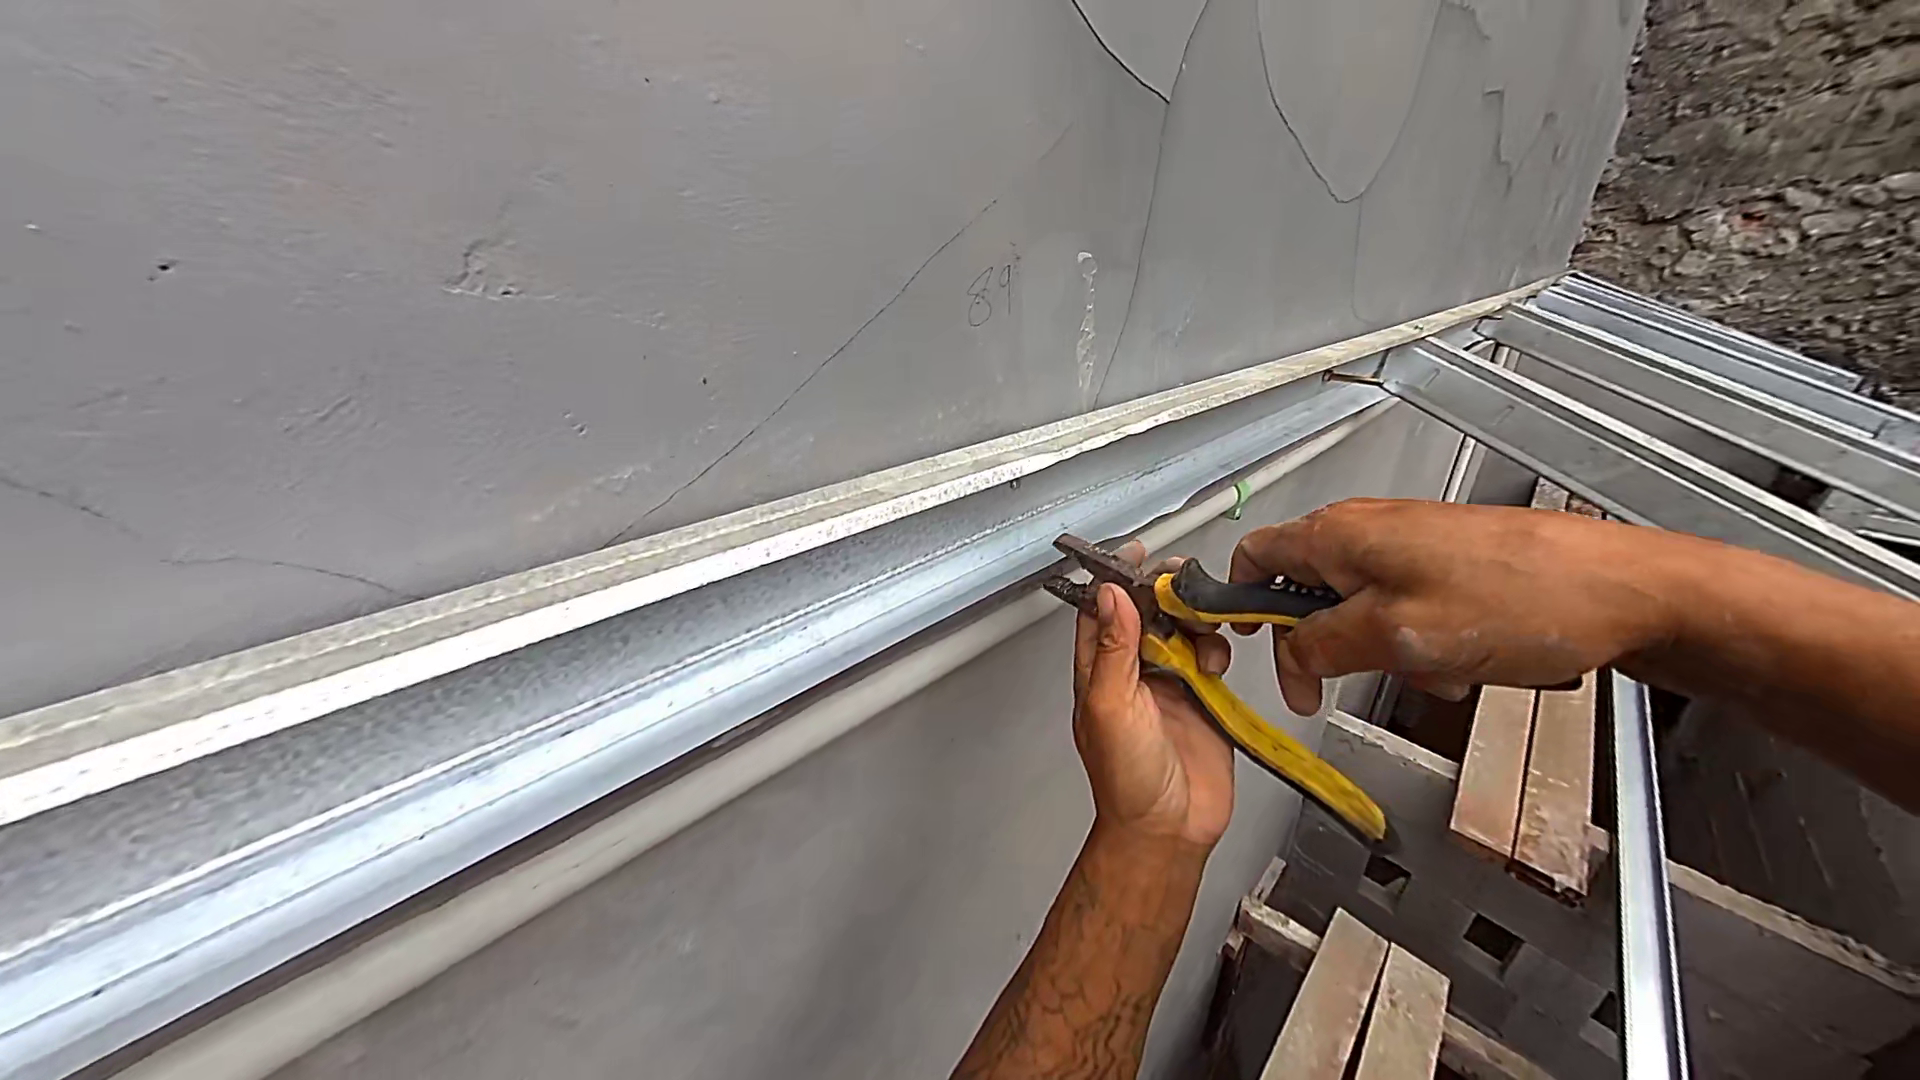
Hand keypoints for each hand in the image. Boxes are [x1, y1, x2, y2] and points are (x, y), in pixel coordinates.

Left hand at [1072, 545, 1235, 850]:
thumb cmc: (1126, 778)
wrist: (1170, 828)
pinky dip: (1214, 646)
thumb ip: (1113, 649)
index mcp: (1098, 669)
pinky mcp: (1199, 696)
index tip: (1132, 553)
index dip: (1113, 579)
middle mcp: (1130, 670)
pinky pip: (1207, 655)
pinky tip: (1216, 657)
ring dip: (1191, 618)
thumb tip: (1110, 595)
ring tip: (1201, 624)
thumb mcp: (1111, 705)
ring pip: (1177, 629)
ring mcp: (1166, 681)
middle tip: (1180, 579)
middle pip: (1143, 613)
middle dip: (1160, 591)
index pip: (1100, 611)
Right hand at [1230, 498, 1683, 714]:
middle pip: (1302, 589)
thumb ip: (1317, 647)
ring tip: (1424, 669)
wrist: (1631, 590)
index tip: (1251, 642)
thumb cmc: (1515, 601)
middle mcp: (1362, 529)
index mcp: (1335, 534)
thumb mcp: (1392, 637)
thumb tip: (1286, 657)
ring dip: (1373, 648)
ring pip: (1351, 606)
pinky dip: (1409, 639)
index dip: (1240, 600)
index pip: (1252, 556)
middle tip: (1343, 677)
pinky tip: (1453, 660)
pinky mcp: (1438, 560)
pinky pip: (1395, 606)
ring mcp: (1402, 543)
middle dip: (1320, 641)